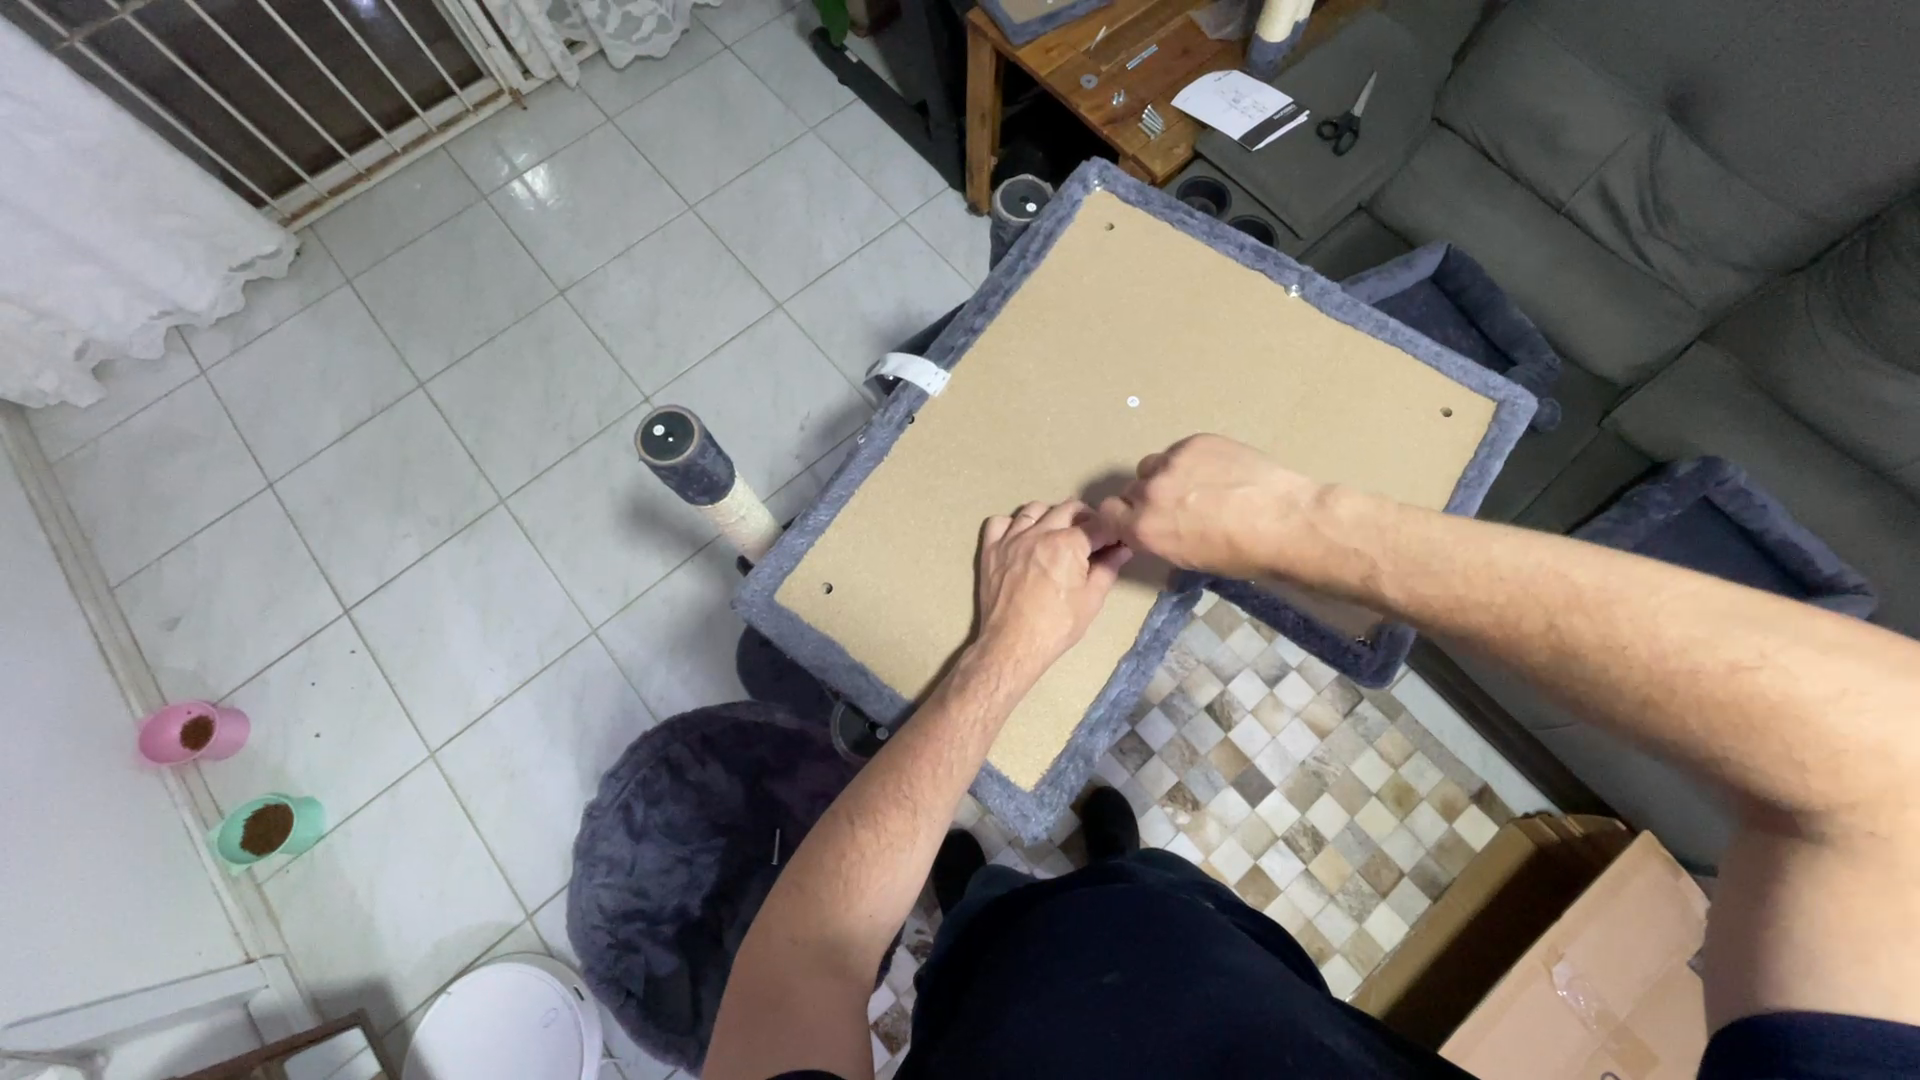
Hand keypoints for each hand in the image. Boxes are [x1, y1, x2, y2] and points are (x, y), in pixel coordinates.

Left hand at [975, 500, 1133, 666]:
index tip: (1113, 542)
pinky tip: (1021, 538)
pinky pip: (998, 522)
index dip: (1110, 532)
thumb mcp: (1091, 600)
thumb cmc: (1057, 626)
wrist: (1014, 644)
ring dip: (1051, 516)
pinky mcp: (991, 549)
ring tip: (1056, 534)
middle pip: (1068, 508)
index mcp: (1068, 544)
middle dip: (1085, 518)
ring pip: (1034, 508)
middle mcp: (1039, 532)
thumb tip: (1122, 549)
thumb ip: (1108, 569)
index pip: (1097, 524)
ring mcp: (1011, 538)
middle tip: (1090, 538)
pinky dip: (1012, 524)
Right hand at [1096, 434, 1319, 579]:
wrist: (1285, 522)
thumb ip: (1159, 540)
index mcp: (1142, 528)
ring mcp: (1171, 463)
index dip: (1124, 516)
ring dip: (1166, 476)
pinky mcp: (1195, 442)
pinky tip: (1219, 472)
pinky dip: (1192, 460)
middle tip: (1179, 506)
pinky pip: (1180, 450)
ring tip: (1199, 486)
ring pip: (1154, 465)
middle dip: (1148, 498)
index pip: (1108, 513)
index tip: (1141, 519)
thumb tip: (1158, 531)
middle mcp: (1148, 493)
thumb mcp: (1189, 560)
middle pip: (1132, 489)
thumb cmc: (1242, 555)